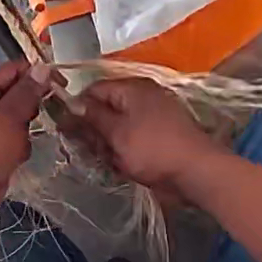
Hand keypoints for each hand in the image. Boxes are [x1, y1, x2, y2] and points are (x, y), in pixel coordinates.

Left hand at [0, 59, 56, 211]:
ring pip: (18, 115)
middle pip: (17, 92)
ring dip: (25, 129)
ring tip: (19, 143)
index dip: (38, 74)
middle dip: (30, 108)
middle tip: (35, 120)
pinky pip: (13, 134)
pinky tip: (14, 155)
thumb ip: (28, 91)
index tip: (61, 85)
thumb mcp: (9, 116)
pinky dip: (19, 143)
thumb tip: (44, 67)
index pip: (14, 69)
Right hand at [67, 77, 229, 193]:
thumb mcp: (116, 132)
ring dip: (109, 146)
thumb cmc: (153, 149)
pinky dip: (124, 153)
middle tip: (94, 150)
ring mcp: (151, 118)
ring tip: (113, 161)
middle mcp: (142, 98)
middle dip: (94, 131)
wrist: (195, 172)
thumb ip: (92, 116)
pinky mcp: (157, 138)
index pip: (94, 90)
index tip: (66, 129)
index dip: (78, 107)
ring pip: (116, 129)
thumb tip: (71, 103)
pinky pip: (131, 140)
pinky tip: (124, 166)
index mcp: (132, 89)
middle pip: (105, 109)